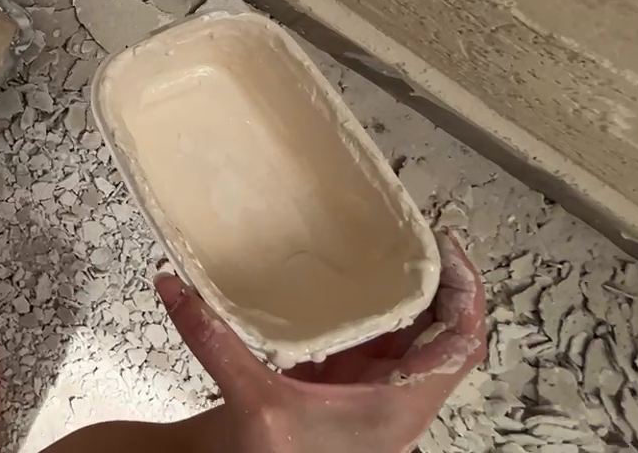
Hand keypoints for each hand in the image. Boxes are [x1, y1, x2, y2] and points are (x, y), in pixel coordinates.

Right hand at [157, 228, 487, 452]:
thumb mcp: (250, 400)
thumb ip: (212, 339)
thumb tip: (173, 283)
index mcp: (397, 405)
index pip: (456, 346)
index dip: (464, 296)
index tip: (446, 247)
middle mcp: (394, 395)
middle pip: (439, 332)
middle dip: (436, 281)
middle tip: (412, 231)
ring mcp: (368, 387)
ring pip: (409, 333)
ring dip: (406, 290)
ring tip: (385, 243)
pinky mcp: (340, 379)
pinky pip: (371, 334)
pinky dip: (371, 302)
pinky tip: (347, 276)